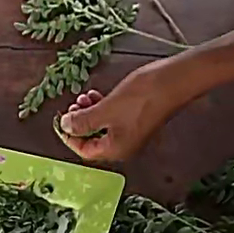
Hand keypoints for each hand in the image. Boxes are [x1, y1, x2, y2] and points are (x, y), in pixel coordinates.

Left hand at [56, 60, 191, 163]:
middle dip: (80, 122)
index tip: (61, 119)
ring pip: (101, 128)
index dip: (70, 136)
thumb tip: (66, 127)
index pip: (85, 151)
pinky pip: (112, 119)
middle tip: (72, 105)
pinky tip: (96, 95)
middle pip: (92, 140)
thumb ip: (83, 121)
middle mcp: (122, 147)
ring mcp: (130, 134)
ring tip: (84, 96)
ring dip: (89, 113)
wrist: (172, 81)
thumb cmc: (141, 97)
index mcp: (115, 150)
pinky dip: (101, 109)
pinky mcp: (135, 120)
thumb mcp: (105, 109)